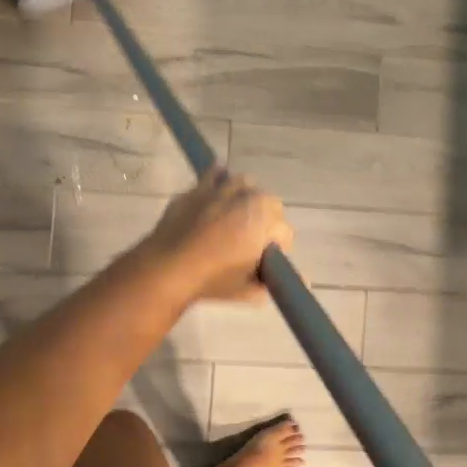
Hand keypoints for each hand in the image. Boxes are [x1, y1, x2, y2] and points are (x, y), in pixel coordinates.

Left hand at [134, 168, 291, 303]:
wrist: (167, 267)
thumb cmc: (213, 279)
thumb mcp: (247, 290)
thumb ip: (272, 282)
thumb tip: (299, 282)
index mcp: (265, 219)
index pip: (285, 233)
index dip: (277, 249)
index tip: (265, 261)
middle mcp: (248, 196)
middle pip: (269, 204)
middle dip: (265, 220)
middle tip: (250, 241)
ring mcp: (221, 188)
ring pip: (244, 184)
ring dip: (244, 197)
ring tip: (234, 216)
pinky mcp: (198, 188)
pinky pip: (214, 176)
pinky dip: (218, 183)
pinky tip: (214, 197)